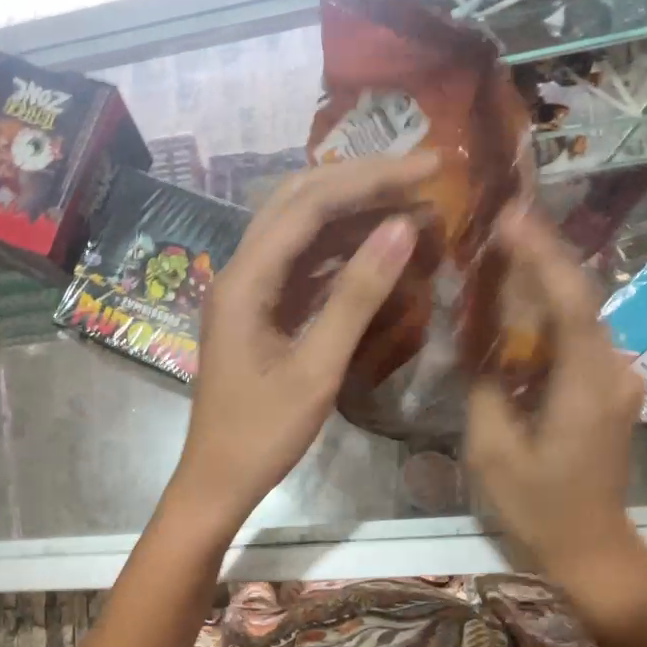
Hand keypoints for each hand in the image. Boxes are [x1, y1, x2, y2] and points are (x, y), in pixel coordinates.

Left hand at [168, 152, 438, 529]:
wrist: (217, 480)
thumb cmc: (262, 435)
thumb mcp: (317, 369)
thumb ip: (357, 296)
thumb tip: (402, 227)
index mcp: (243, 282)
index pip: (307, 205)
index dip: (369, 178)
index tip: (429, 165)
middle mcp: (238, 274)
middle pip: (296, 203)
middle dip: (358, 182)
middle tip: (422, 174)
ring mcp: (244, 292)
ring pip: (297, 231)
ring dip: (350, 214)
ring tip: (411, 206)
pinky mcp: (256, 313)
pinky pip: (298, 266)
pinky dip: (337, 252)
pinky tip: (377, 250)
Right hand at [463, 211, 646, 616]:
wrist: (590, 547)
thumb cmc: (537, 507)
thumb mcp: (492, 451)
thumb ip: (484, 387)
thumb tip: (476, 340)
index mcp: (586, 384)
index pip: (568, 302)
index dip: (540, 255)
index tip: (509, 217)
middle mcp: (612, 370)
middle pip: (577, 298)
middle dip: (540, 256)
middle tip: (497, 221)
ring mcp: (615, 379)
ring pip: (577, 315)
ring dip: (541, 282)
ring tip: (498, 250)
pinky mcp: (605, 390)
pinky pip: (573, 339)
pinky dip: (544, 314)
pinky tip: (513, 302)